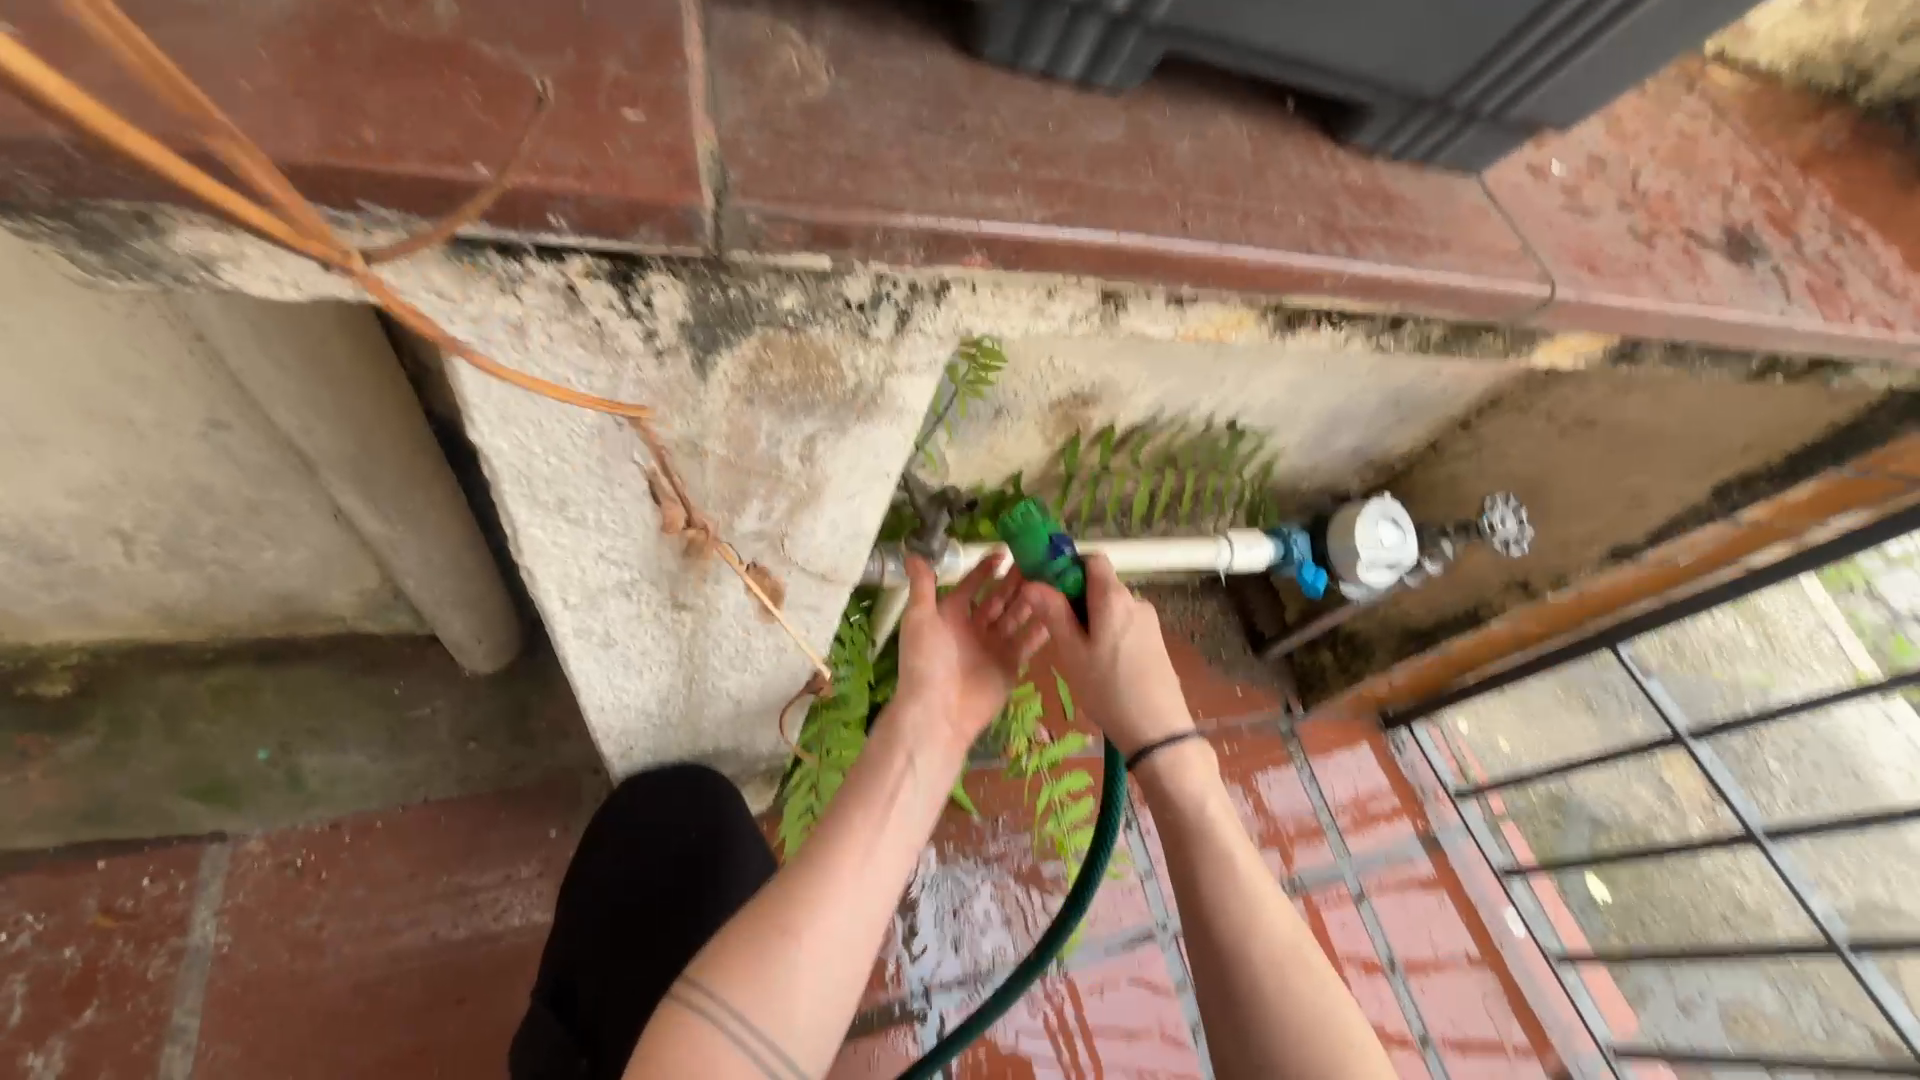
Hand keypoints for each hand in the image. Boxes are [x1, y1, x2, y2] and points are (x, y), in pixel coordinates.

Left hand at [892, 551, 1048, 754]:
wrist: (938, 712)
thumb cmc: (926, 661)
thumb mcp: (919, 619)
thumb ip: (922, 586)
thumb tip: (912, 552)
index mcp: (951, 614)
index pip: (972, 585)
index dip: (986, 569)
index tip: (1005, 551)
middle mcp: (974, 627)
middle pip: (999, 598)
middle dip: (1015, 580)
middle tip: (1038, 561)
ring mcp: (994, 645)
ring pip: (1016, 616)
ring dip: (1032, 599)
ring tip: (1052, 580)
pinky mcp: (1011, 664)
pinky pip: (1028, 640)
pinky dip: (1041, 627)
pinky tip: (1059, 610)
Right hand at [1020, 553, 1192, 756]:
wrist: (1157, 730)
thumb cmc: (1107, 689)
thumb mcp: (1072, 652)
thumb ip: (1053, 613)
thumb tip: (1031, 583)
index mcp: (1113, 597)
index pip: (1092, 559)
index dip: (1068, 567)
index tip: (1049, 591)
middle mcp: (1135, 600)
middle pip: (1100, 584)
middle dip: (1075, 599)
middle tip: (1058, 633)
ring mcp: (1148, 621)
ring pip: (1111, 607)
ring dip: (1091, 620)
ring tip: (1078, 656)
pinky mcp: (1155, 641)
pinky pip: (1124, 624)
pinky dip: (1107, 633)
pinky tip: (1100, 665)